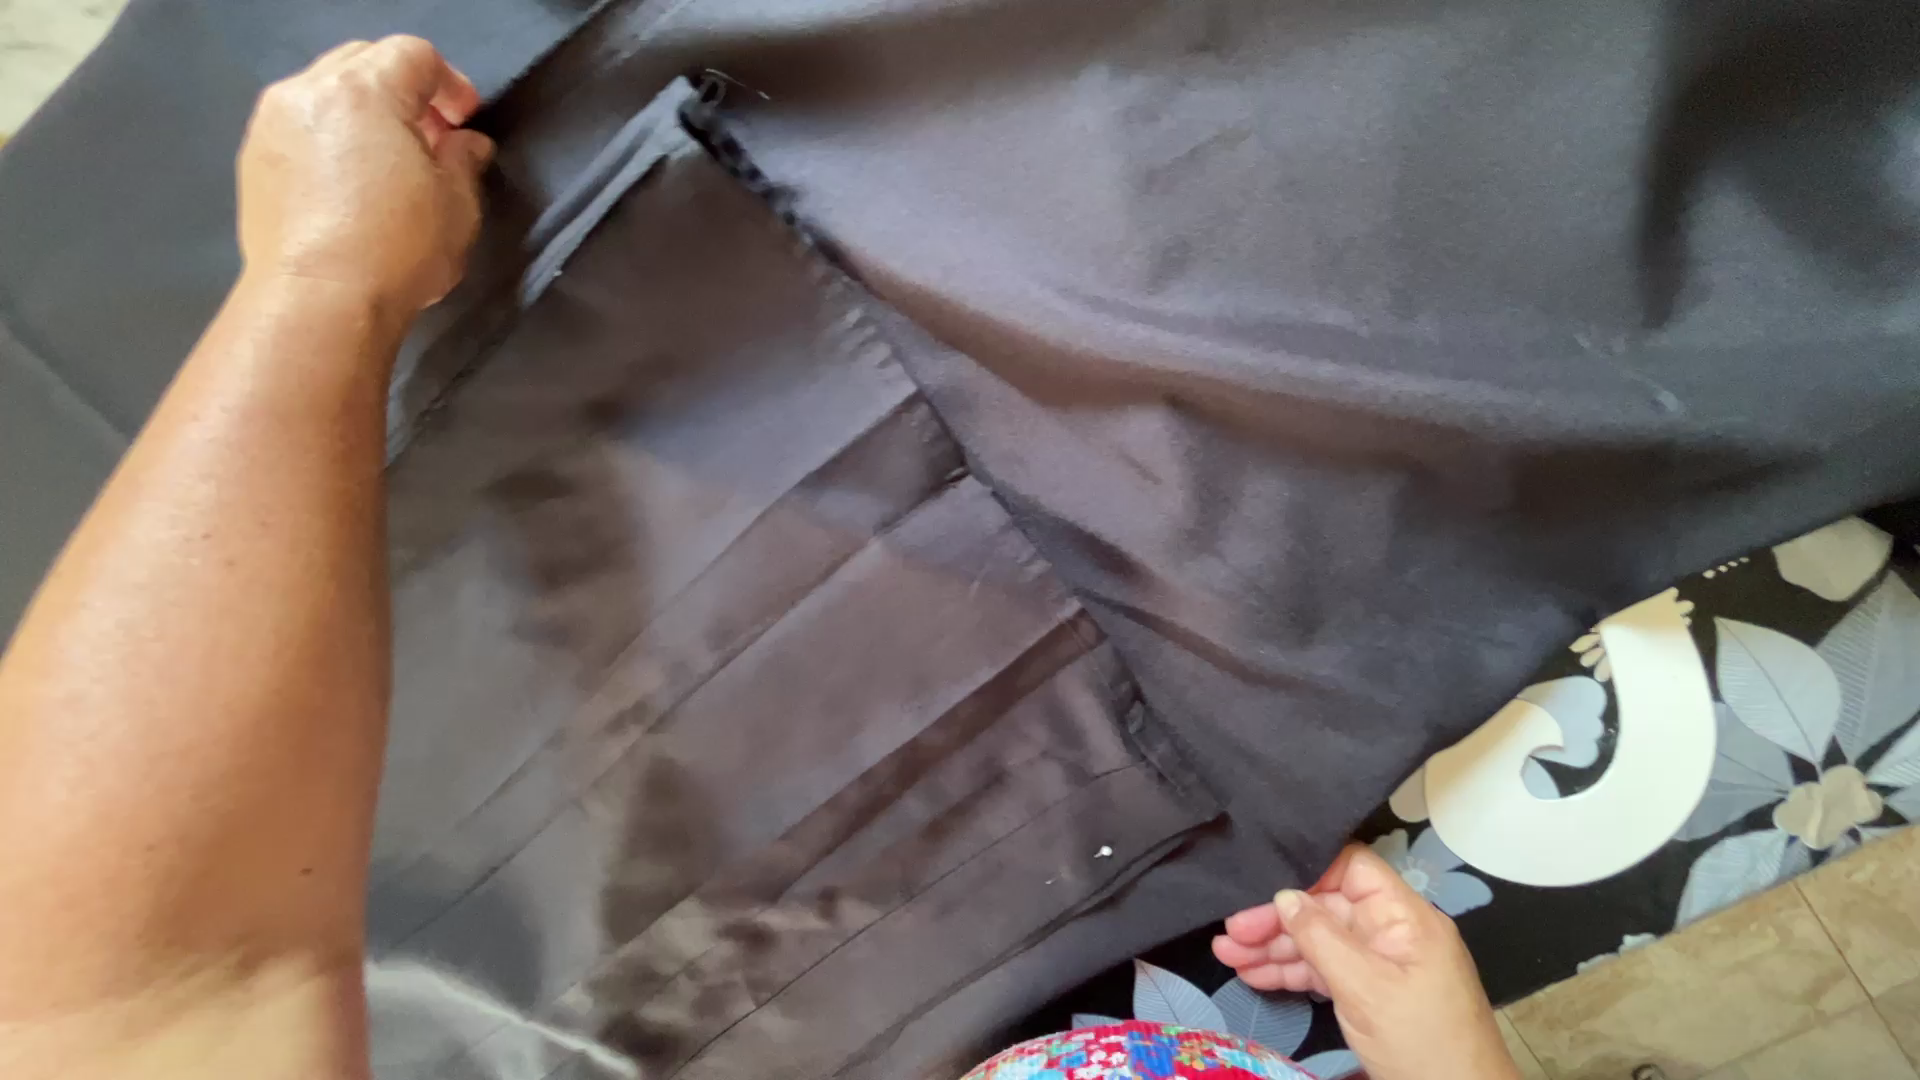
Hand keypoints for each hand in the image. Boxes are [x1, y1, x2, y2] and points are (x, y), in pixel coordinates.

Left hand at [237, 36, 494, 314]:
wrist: (322, 295)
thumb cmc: (402, 248)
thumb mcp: (458, 206)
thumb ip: (464, 162)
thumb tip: (466, 142)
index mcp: (367, 94)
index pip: (414, 54)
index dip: (451, 82)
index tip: (467, 122)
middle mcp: (310, 89)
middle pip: (364, 59)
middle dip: (406, 89)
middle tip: (434, 138)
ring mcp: (274, 119)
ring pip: (328, 89)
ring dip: (368, 112)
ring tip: (393, 162)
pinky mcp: (256, 153)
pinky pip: (304, 122)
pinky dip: (336, 134)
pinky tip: (355, 182)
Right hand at [1211, 844, 1522, 1079]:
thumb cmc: (1423, 1047)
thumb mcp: (1366, 990)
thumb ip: (1321, 937)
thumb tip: (1283, 896)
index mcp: (1403, 917)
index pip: (1351, 868)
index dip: (1307, 867)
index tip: (1262, 879)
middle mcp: (1389, 932)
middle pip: (1323, 907)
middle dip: (1275, 918)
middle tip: (1231, 931)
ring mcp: (1377, 963)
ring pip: (1316, 940)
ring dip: (1272, 947)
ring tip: (1226, 954)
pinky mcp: (1367, 992)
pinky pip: (1321, 969)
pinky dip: (1288, 971)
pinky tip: (1252, 974)